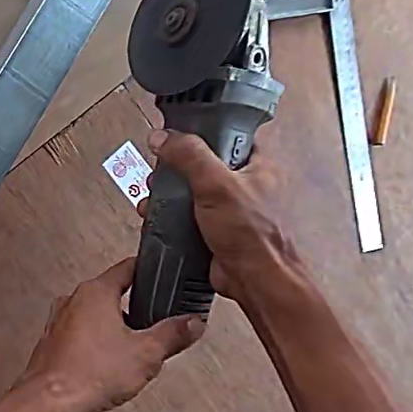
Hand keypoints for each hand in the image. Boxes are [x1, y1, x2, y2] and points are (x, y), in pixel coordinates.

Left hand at [8, 258, 204, 411]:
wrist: (49, 402)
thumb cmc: (87, 374)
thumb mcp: (147, 353)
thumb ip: (173, 334)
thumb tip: (192, 324)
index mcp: (95, 292)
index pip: (127, 268)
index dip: (148, 271)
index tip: (158, 274)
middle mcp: (73, 301)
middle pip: (110, 293)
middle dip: (132, 308)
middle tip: (150, 324)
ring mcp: (58, 321)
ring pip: (93, 316)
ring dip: (112, 328)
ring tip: (129, 351)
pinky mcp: (51, 343)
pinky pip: (79, 336)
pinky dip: (94, 344)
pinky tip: (105, 365)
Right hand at [145, 128, 311, 301]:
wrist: (254, 278)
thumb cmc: (253, 235)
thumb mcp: (216, 184)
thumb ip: (189, 156)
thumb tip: (163, 137)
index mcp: (258, 166)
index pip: (230, 137)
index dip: (205, 133)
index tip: (180, 133)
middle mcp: (246, 186)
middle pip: (205, 164)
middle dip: (177, 168)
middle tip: (161, 168)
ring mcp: (230, 210)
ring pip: (194, 192)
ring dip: (170, 193)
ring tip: (154, 194)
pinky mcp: (216, 230)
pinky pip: (189, 216)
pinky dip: (172, 216)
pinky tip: (159, 216)